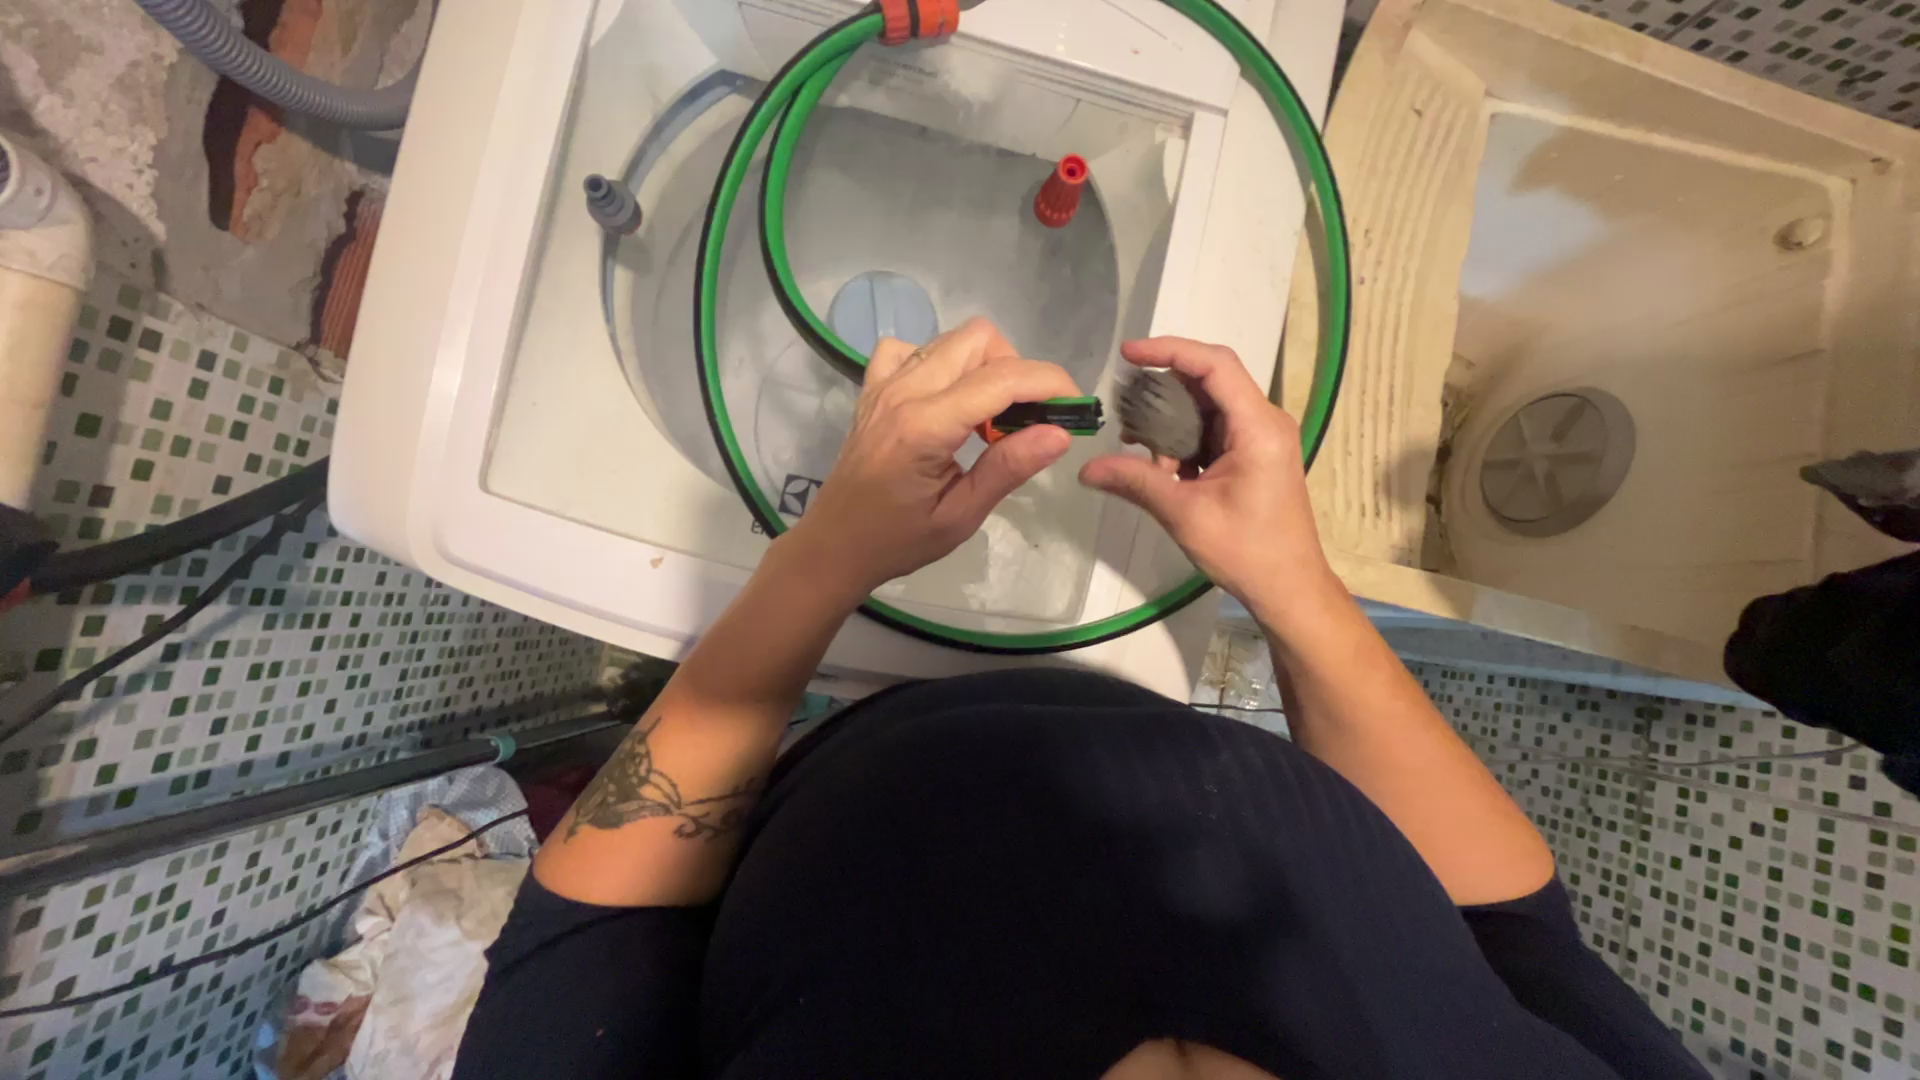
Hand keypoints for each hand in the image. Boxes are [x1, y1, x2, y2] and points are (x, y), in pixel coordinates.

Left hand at [781, 318, 1079, 598]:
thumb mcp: (960, 516)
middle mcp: (903, 391)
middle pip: (979, 339)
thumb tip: (1058, 434)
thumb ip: (1007, 469)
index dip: (1049, 384)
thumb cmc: (898, 540)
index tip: (1074, 407)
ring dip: (983, 366)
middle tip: (1024, 418)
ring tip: (988, 417)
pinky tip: (945, 399)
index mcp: (925, 426)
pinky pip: (911, 350)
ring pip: (950, 339)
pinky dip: (939, 363)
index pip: (1001, 379)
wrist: (835, 545)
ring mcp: (884, 384)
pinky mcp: (873, 388)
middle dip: (1017, 369)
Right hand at [1077, 337, 1340, 618]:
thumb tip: (1085, 470)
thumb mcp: (1185, 514)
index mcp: (1257, 427)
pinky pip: (1212, 429)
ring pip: (1207, 406)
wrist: (1288, 588)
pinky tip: (1156, 461)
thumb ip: (1136, 483)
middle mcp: (1263, 422)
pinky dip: (1182, 437)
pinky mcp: (1252, 455)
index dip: (1170, 350)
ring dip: (1170, 418)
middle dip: (1162, 388)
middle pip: (1209, 380)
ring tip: (1134, 440)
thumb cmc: (1246, 550)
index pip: (1214, 365)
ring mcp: (1260, 438)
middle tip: (1122, 403)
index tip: (1128, 355)